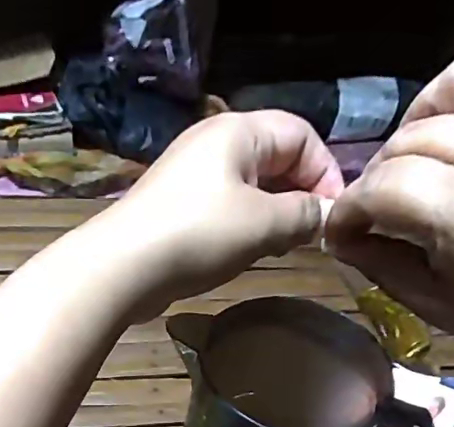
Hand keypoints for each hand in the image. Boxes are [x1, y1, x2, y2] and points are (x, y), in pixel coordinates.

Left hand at [84, 111, 345, 318]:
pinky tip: (241, 256)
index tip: (332, 216)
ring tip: (278, 249)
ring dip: (268, 216)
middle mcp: (211, 145)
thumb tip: (323, 215)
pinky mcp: (171, 210)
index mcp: (238, 130)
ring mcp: (187, 177)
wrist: (121, 269)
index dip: (325, 172)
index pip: (301, 135)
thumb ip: (301, 215)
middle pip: (272, 159)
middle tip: (307, 236)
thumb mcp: (262, 224)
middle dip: (296, 196)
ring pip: (245, 189)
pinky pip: (219, 211)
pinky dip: (238, 229)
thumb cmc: (198, 236)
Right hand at [325, 2, 453, 365]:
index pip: (379, 188)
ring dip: (427, 107)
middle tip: (378, 208)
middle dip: (378, 175)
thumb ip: (382, 262)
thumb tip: (345, 236)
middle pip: (412, 136)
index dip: (347, 212)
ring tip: (420, 141)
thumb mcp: (434, 303)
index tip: (340, 234)